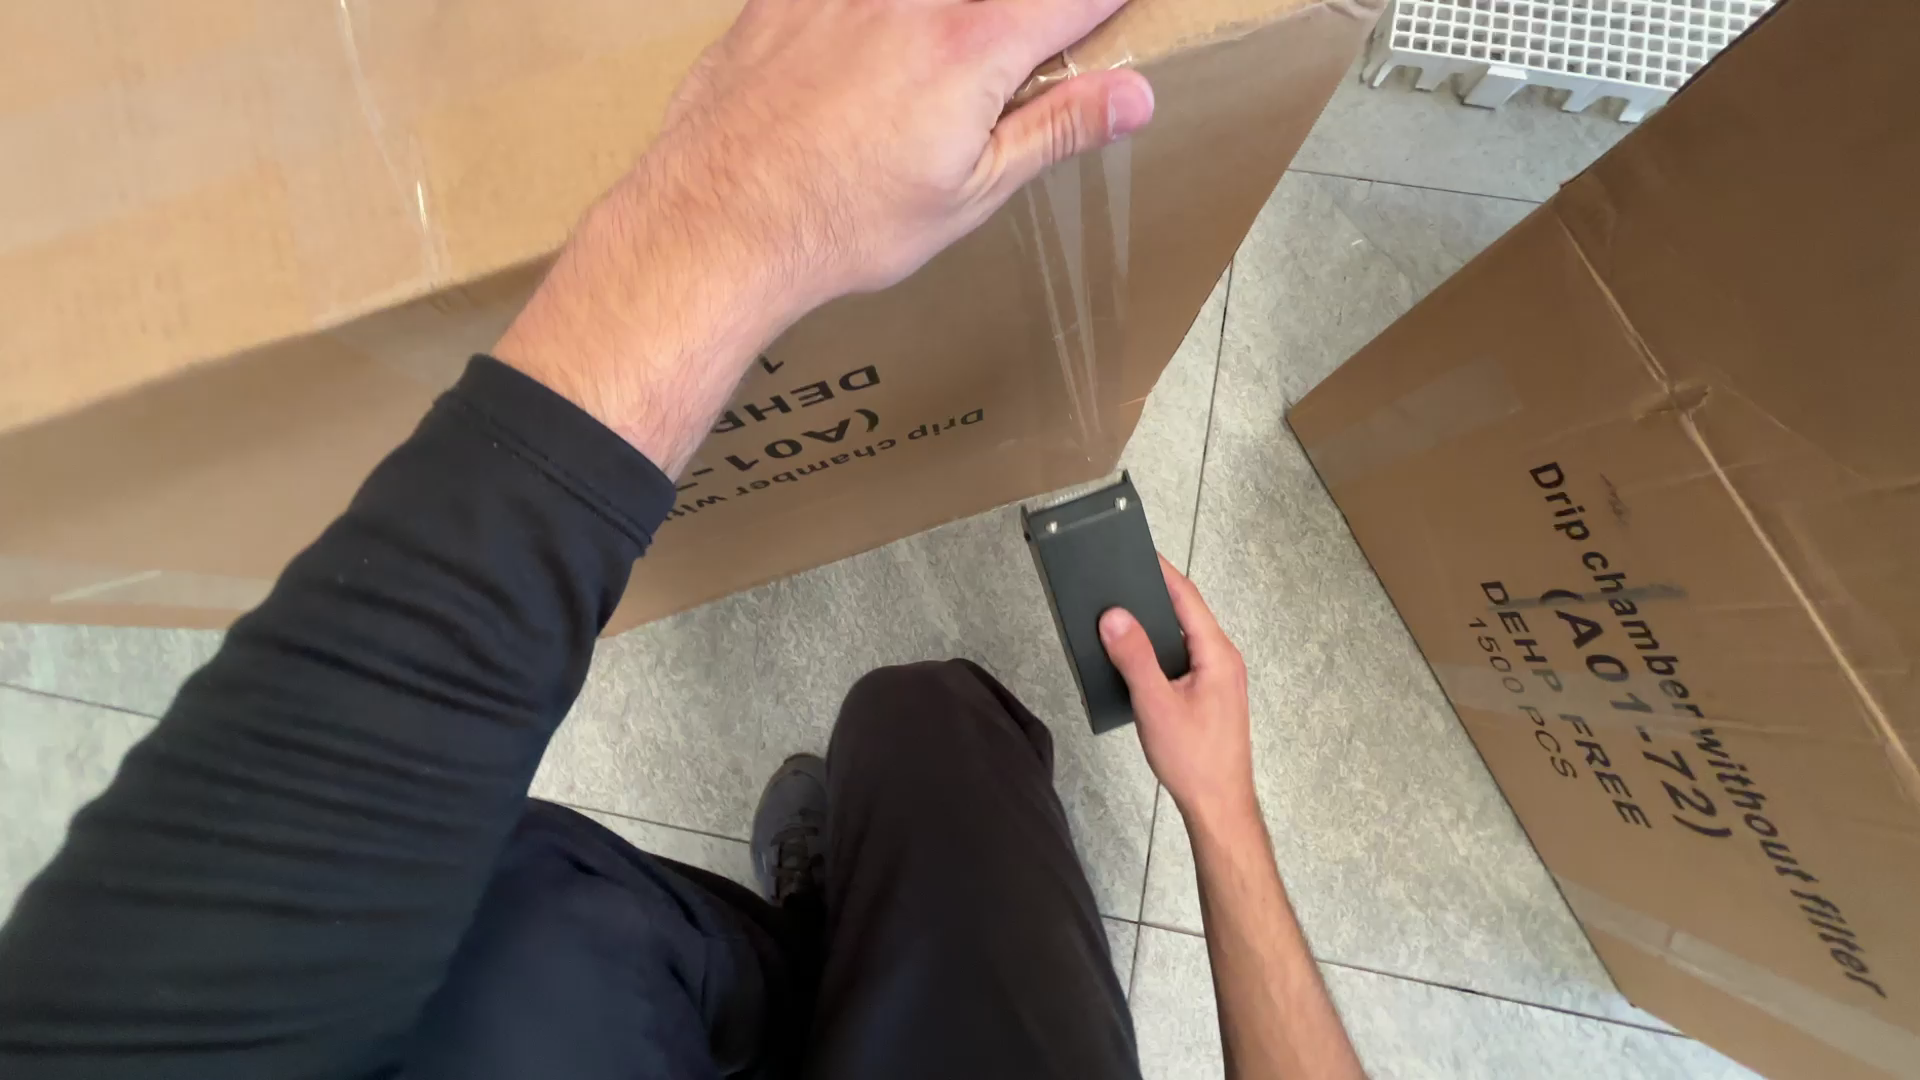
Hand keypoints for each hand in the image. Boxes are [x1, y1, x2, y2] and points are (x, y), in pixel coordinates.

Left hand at [496, 0, 1155, 474]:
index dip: (1108, 3)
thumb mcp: (968, 196)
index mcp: (973, 46)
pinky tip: (876, 79)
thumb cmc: (846, 224)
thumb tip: (1137, 98)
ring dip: (957, 27)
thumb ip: (1053, 131)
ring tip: (923, 114)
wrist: (723, 223)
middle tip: (1015, 67)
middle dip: (1025, 21)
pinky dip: (886, 25)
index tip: (1119, 13)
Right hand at [1100, 556, 1257, 828]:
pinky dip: (1156, 647)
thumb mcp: (1156, 704)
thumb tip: (1114, 616)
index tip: (1137, 551)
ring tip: (1120, 611)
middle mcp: (1222, 660)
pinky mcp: (1208, 694)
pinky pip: (1180, 656)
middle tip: (1119, 578)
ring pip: (1181, 636)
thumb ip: (1135, 657)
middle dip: (1153, 593)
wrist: (1219, 806)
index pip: (1187, 598)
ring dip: (1153, 623)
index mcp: (1217, 654)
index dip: (1162, 572)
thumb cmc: (1193, 758)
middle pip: (1185, 613)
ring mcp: (1217, 677)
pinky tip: (1132, 655)